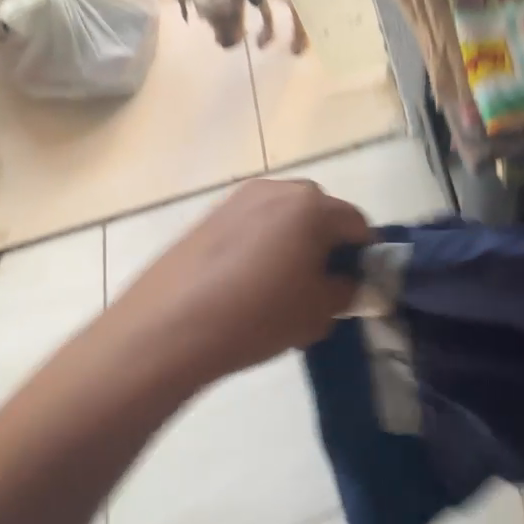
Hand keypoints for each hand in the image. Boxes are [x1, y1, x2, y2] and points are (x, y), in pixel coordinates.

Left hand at [105, 179, 369, 386]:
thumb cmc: (255, 317)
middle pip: (320, 213)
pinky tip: (241, 286)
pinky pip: (250, 226)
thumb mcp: (318, 313)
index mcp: (315, 206)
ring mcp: (239, 200)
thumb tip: (346, 282)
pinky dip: (256, 247)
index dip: (361, 255)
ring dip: (290, 243)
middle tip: (315, 285)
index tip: (352, 285)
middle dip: (324, 243)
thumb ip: (345, 291)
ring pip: (283, 218)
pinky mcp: (206, 217)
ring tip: (274, 287)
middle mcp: (280, 190)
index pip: (358, 224)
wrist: (162, 333)